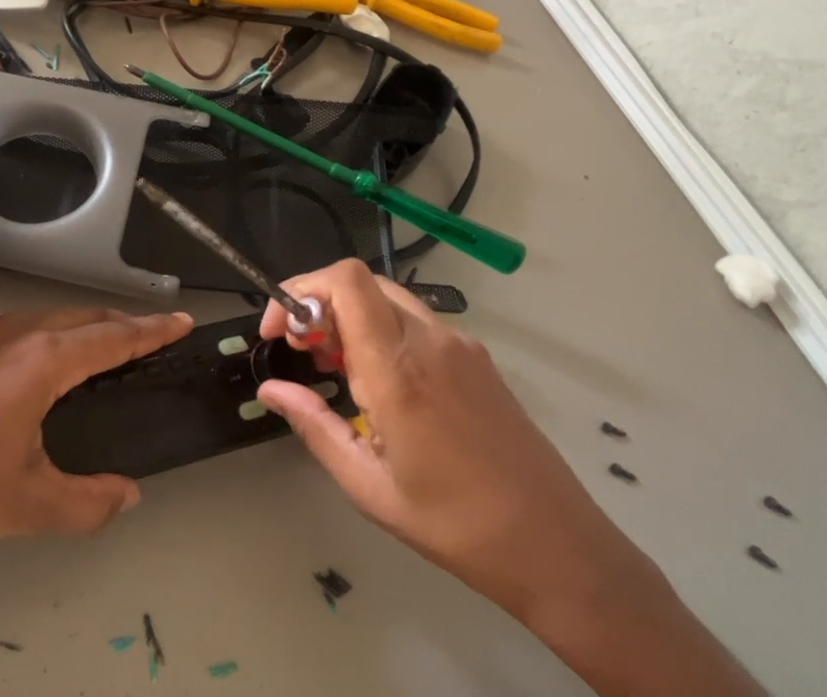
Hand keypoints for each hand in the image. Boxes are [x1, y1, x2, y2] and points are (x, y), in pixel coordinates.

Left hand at [0, 308, 193, 561]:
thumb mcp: (31, 504)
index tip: (180, 321)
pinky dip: (34, 341)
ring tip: (92, 349)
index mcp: (40, 361)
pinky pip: (4, 333)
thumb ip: (90, 501)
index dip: (150, 331)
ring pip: (37, 321)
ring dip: (73, 329)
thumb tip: (126, 495)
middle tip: (144, 337)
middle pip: (76, 318)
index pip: (111, 338)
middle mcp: (7, 335)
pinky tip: (24, 370)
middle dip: (115, 324)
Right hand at [255, 261, 644, 617]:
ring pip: (389, 300)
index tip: (279, 332)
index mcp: (399, 370)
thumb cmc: (454, 524)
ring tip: (336, 371)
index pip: (345, 282)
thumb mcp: (368, 485)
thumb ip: (314, 425)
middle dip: (319, 306)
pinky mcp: (479, 360)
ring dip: (350, 319)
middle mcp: (432, 342)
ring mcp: (462, 347)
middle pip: (361, 283)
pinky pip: (418, 324)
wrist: (555, 544)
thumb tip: (271, 390)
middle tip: (303, 354)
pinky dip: (383, 334)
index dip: (301, 290)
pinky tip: (380, 386)